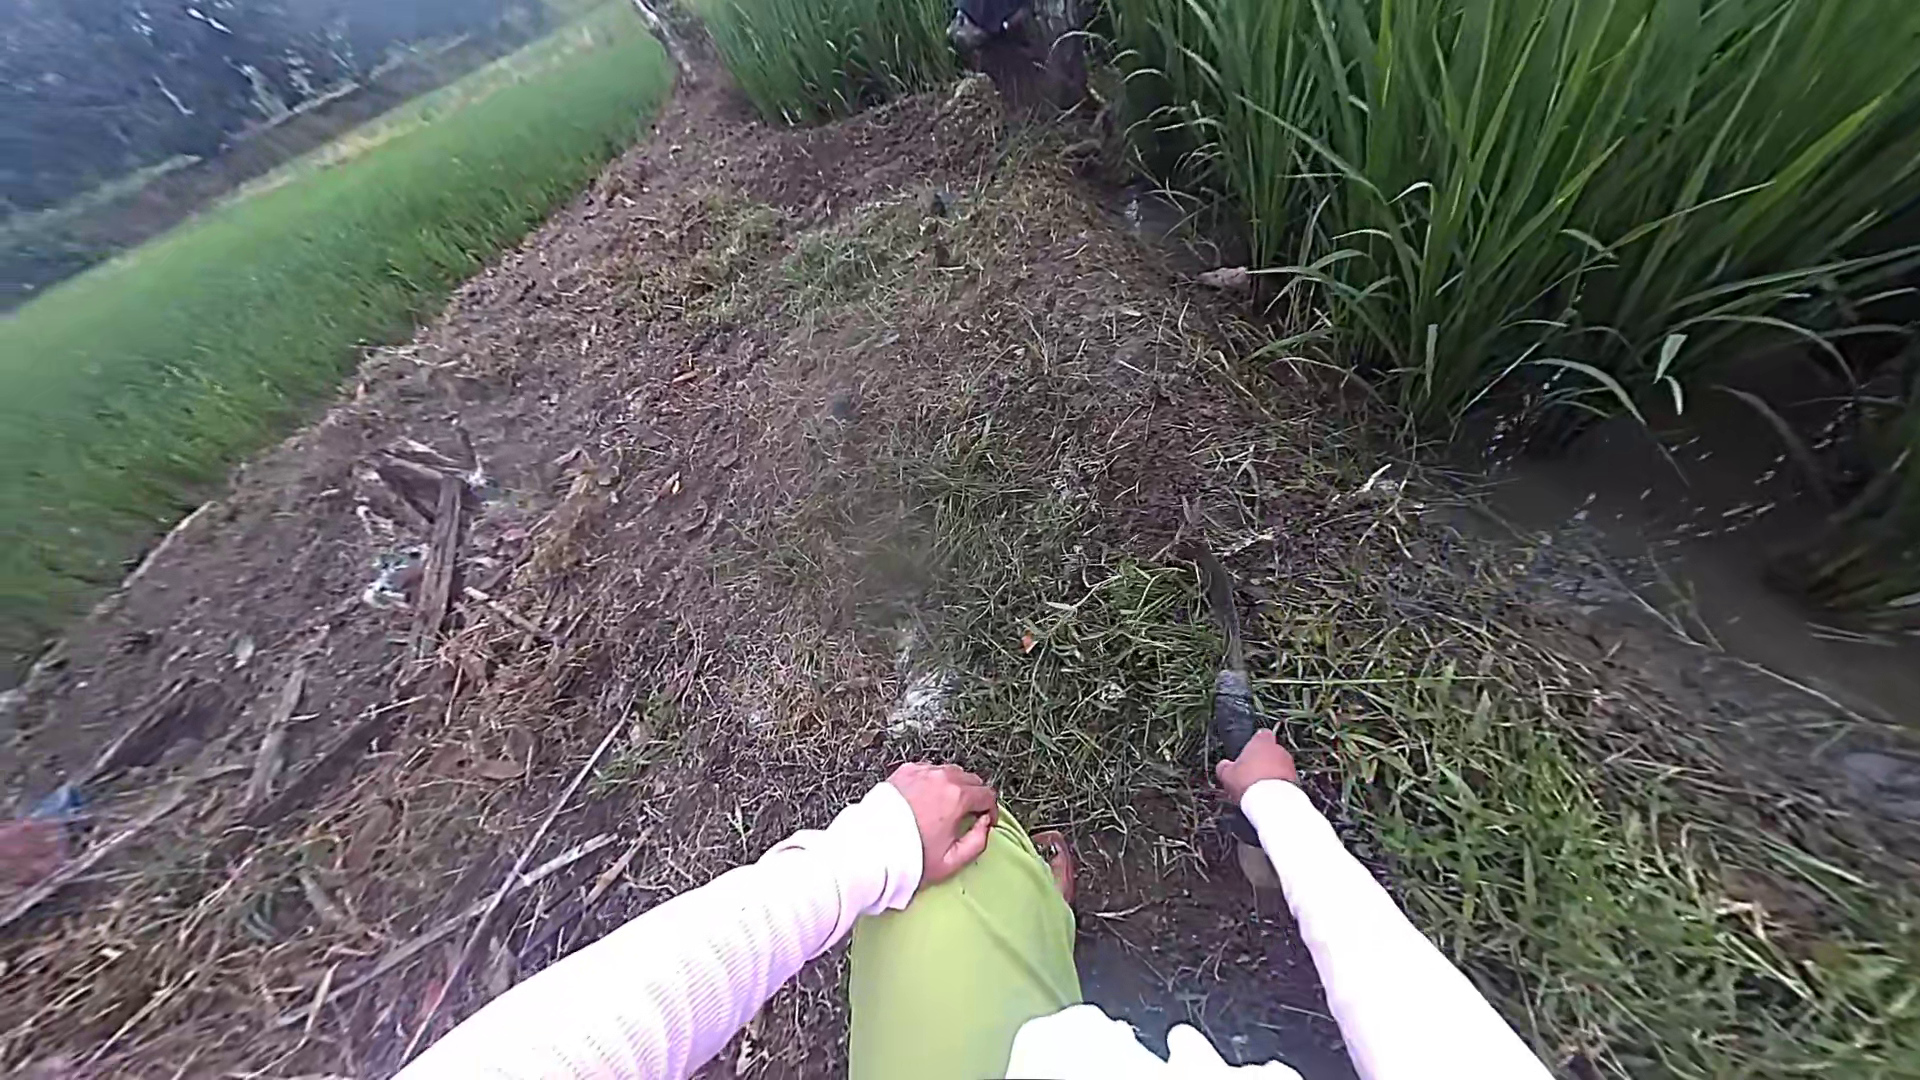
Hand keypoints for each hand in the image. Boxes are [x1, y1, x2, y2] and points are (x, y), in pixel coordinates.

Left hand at [886, 763, 997, 887]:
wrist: (871, 848)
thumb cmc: (911, 857)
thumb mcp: (952, 861)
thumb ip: (978, 842)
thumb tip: (985, 824)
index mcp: (957, 796)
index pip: (987, 794)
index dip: (990, 810)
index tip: (985, 821)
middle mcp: (942, 777)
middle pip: (971, 779)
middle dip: (974, 796)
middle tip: (967, 814)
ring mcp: (922, 771)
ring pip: (950, 771)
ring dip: (954, 786)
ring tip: (946, 806)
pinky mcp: (905, 771)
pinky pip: (928, 770)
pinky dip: (933, 781)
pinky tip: (926, 798)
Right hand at [1214, 728, 1297, 804]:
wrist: (1274, 803)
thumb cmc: (1248, 782)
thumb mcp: (1226, 774)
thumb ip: (1225, 766)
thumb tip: (1224, 765)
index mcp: (1262, 742)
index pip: (1262, 734)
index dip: (1255, 742)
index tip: (1248, 752)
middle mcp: (1279, 750)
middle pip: (1271, 751)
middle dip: (1264, 760)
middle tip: (1251, 773)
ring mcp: (1291, 766)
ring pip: (1280, 766)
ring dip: (1273, 773)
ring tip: (1260, 787)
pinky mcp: (1299, 782)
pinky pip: (1286, 780)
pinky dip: (1280, 785)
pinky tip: (1270, 796)